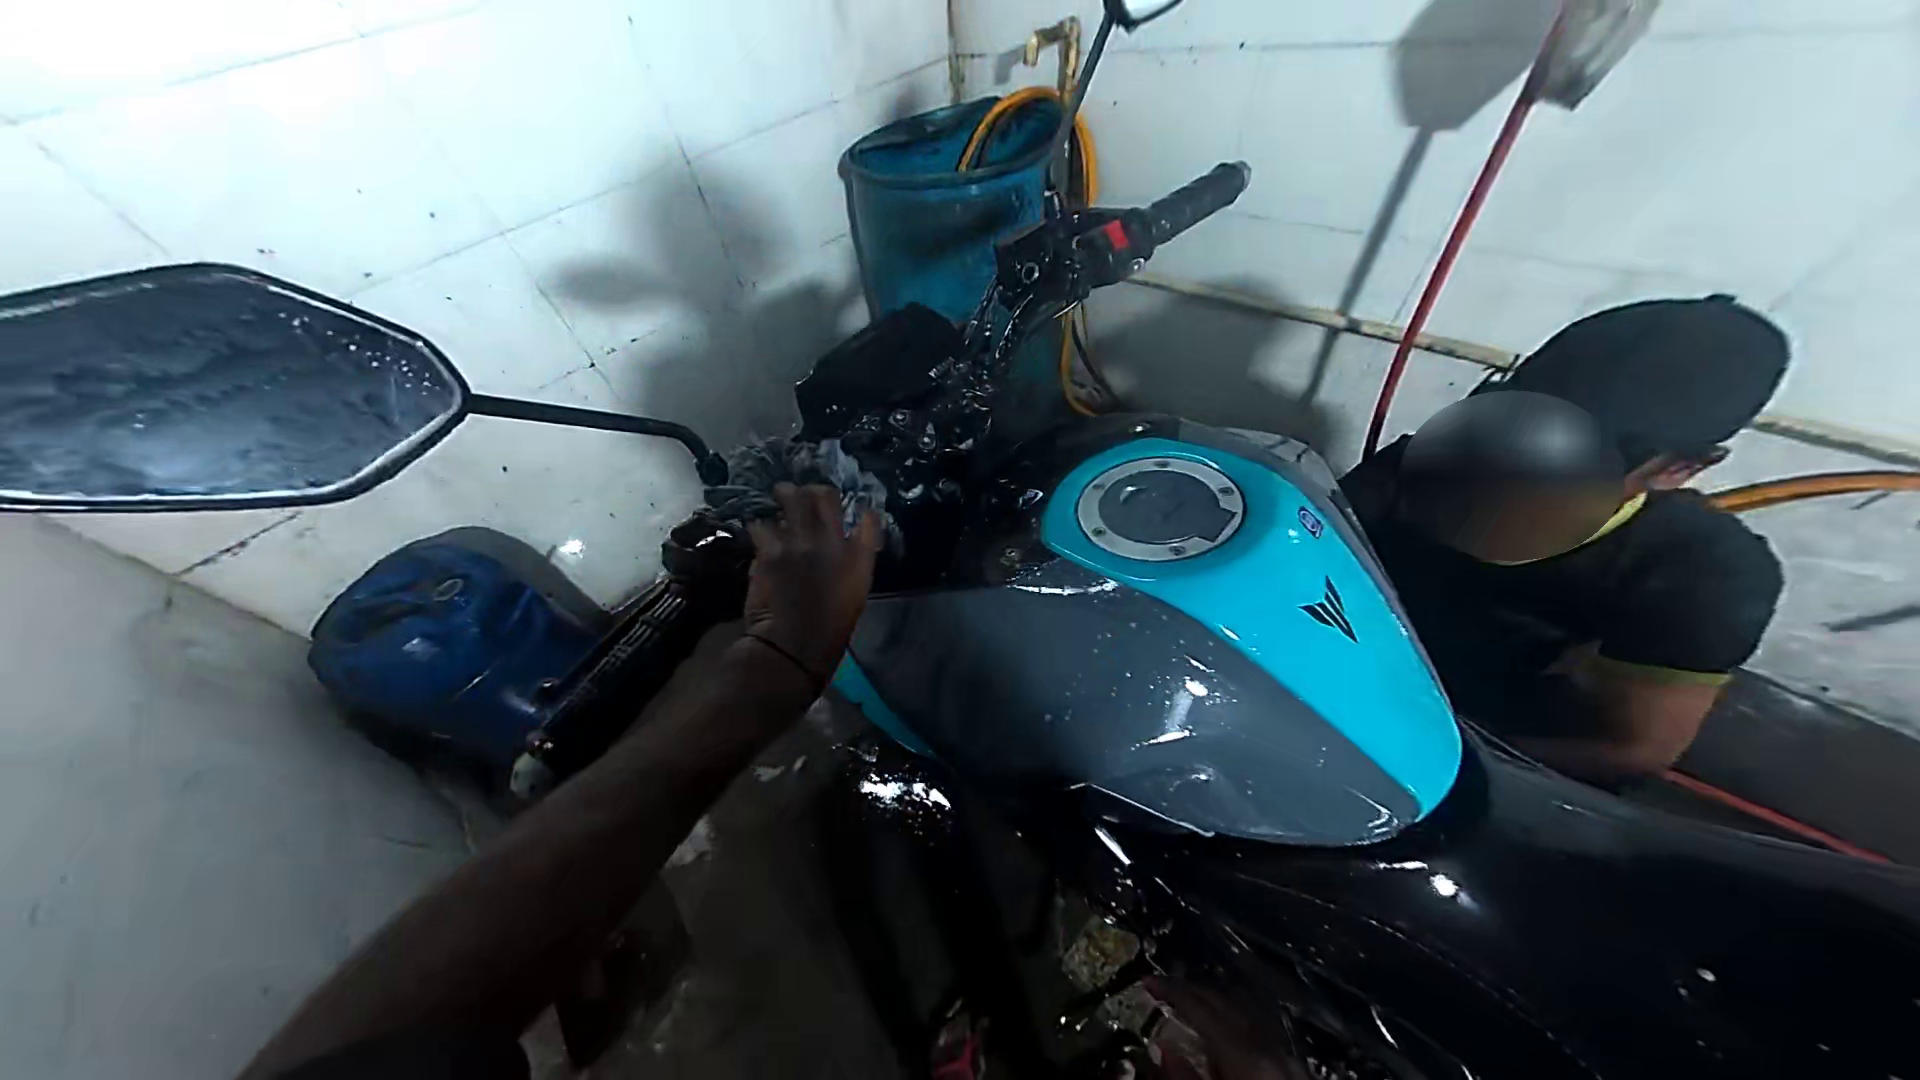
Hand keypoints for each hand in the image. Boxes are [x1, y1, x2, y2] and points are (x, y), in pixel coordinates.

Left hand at [743, 483, 882, 683]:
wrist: (796, 643)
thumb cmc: (832, 627)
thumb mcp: (856, 591)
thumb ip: (855, 559)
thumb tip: (849, 539)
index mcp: (857, 555)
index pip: (867, 517)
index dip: (852, 506)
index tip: (844, 508)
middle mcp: (829, 541)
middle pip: (820, 495)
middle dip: (808, 492)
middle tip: (799, 496)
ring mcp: (797, 542)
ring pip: (787, 499)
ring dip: (781, 501)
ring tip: (776, 505)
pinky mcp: (769, 550)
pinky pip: (760, 526)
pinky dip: (759, 528)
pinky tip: (759, 535)